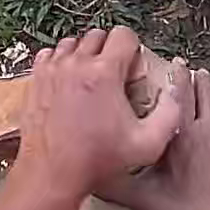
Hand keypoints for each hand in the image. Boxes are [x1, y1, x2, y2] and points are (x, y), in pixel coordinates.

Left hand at [18, 27, 184, 199]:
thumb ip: (170, 113)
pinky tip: (67, 80)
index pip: (123, 35)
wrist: (52, 174)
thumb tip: (174, 92)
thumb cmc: (97, 161)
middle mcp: (76, 64)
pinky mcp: (36, 79)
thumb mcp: (147, 144)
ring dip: (83, 54)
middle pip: (97, 36)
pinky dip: (60, 61)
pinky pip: (50, 55)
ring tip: (89, 77)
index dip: (132, 47)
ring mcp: (53, 70)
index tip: (131, 65)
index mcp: (105, 73)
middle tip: (112, 73)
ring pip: (72, 43)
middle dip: (108, 49)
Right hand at [98, 68, 209, 209]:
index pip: (182, 94)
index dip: (180, 76)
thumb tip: (92, 177)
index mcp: (184, 134)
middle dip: (203, 81)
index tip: (178, 63)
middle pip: (208, 96)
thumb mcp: (144, 199)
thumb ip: (117, 185)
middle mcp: (209, 132)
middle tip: (199, 72)